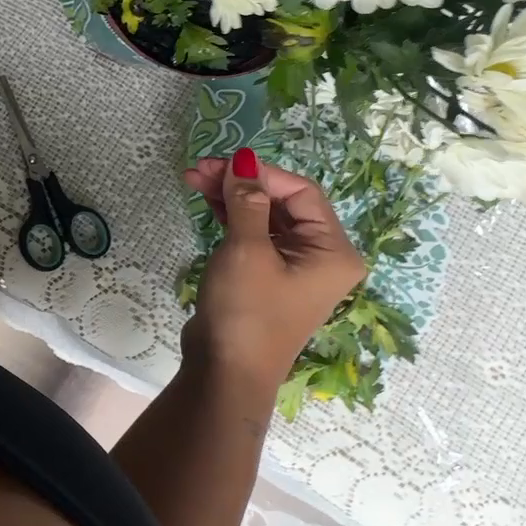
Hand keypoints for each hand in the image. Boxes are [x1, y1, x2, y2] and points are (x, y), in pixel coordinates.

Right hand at [181, 150, 366, 393]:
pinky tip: (205, 200)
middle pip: (283, 201)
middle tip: (196, 170)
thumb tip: (243, 160)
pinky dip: (230, 213)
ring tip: (192, 179)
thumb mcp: (246, 249)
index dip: (260, 172)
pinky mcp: (267, 272)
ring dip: (230, 194)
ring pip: (264, 214)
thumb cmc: (247, 307)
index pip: (301, 192)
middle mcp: (321, 255)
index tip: (216, 164)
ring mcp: (294, 265)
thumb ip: (247, 201)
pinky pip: (254, 231)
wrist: (228, 365)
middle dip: (240, 181)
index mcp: (333, 250)